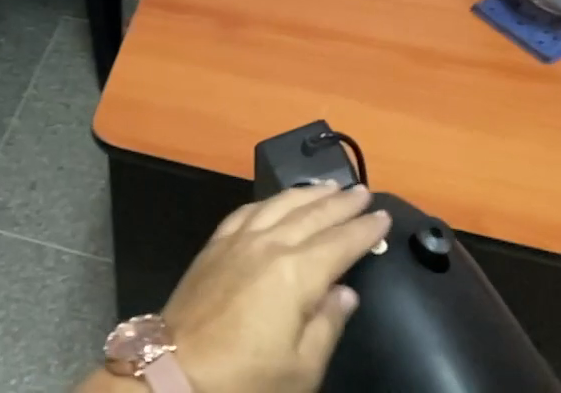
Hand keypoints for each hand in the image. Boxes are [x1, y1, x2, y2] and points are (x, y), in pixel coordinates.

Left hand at [162, 182, 389, 392]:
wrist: (176, 371)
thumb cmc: (246, 379)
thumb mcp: (301, 367)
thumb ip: (327, 324)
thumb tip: (345, 291)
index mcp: (296, 274)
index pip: (340, 243)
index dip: (364, 229)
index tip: (384, 214)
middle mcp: (269, 245)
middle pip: (312, 214)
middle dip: (341, 203)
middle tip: (363, 192)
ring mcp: (238, 240)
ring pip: (280, 204)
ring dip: (308, 193)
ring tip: (329, 186)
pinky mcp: (215, 244)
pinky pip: (247, 210)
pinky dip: (269, 201)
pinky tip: (277, 201)